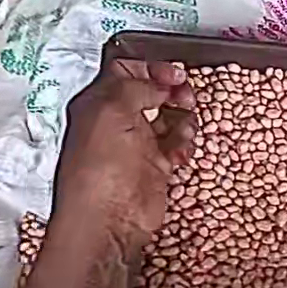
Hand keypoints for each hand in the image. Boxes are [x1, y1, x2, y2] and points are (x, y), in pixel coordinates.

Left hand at [52, 58, 197, 250]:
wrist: (111, 219)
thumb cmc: (103, 168)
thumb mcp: (113, 113)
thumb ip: (137, 87)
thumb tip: (160, 83)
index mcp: (100, 103)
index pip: (127, 70)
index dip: (153, 69)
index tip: (177, 75)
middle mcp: (119, 120)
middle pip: (154, 92)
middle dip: (174, 92)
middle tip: (187, 98)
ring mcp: (140, 143)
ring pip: (171, 117)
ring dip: (184, 119)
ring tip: (185, 131)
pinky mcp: (158, 164)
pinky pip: (178, 143)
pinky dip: (185, 144)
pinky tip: (180, 154)